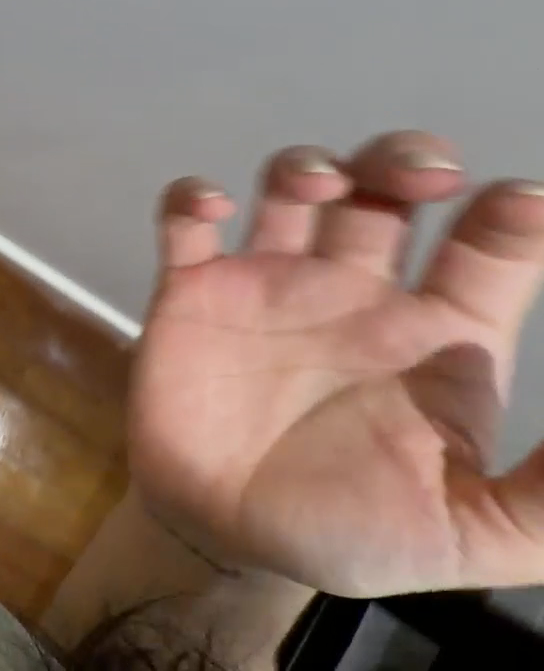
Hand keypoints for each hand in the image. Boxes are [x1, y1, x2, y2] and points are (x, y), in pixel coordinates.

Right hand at [132, 132, 543, 596]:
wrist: (224, 532)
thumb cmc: (350, 531)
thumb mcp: (480, 533)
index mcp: (433, 337)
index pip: (487, 252)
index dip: (510, 217)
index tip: (517, 202)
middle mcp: (352, 294)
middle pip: (384, 195)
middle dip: (404, 164)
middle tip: (420, 178)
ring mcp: (263, 286)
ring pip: (287, 192)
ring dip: (304, 166)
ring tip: (315, 183)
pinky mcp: (188, 292)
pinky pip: (184, 226)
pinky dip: (193, 200)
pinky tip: (212, 209)